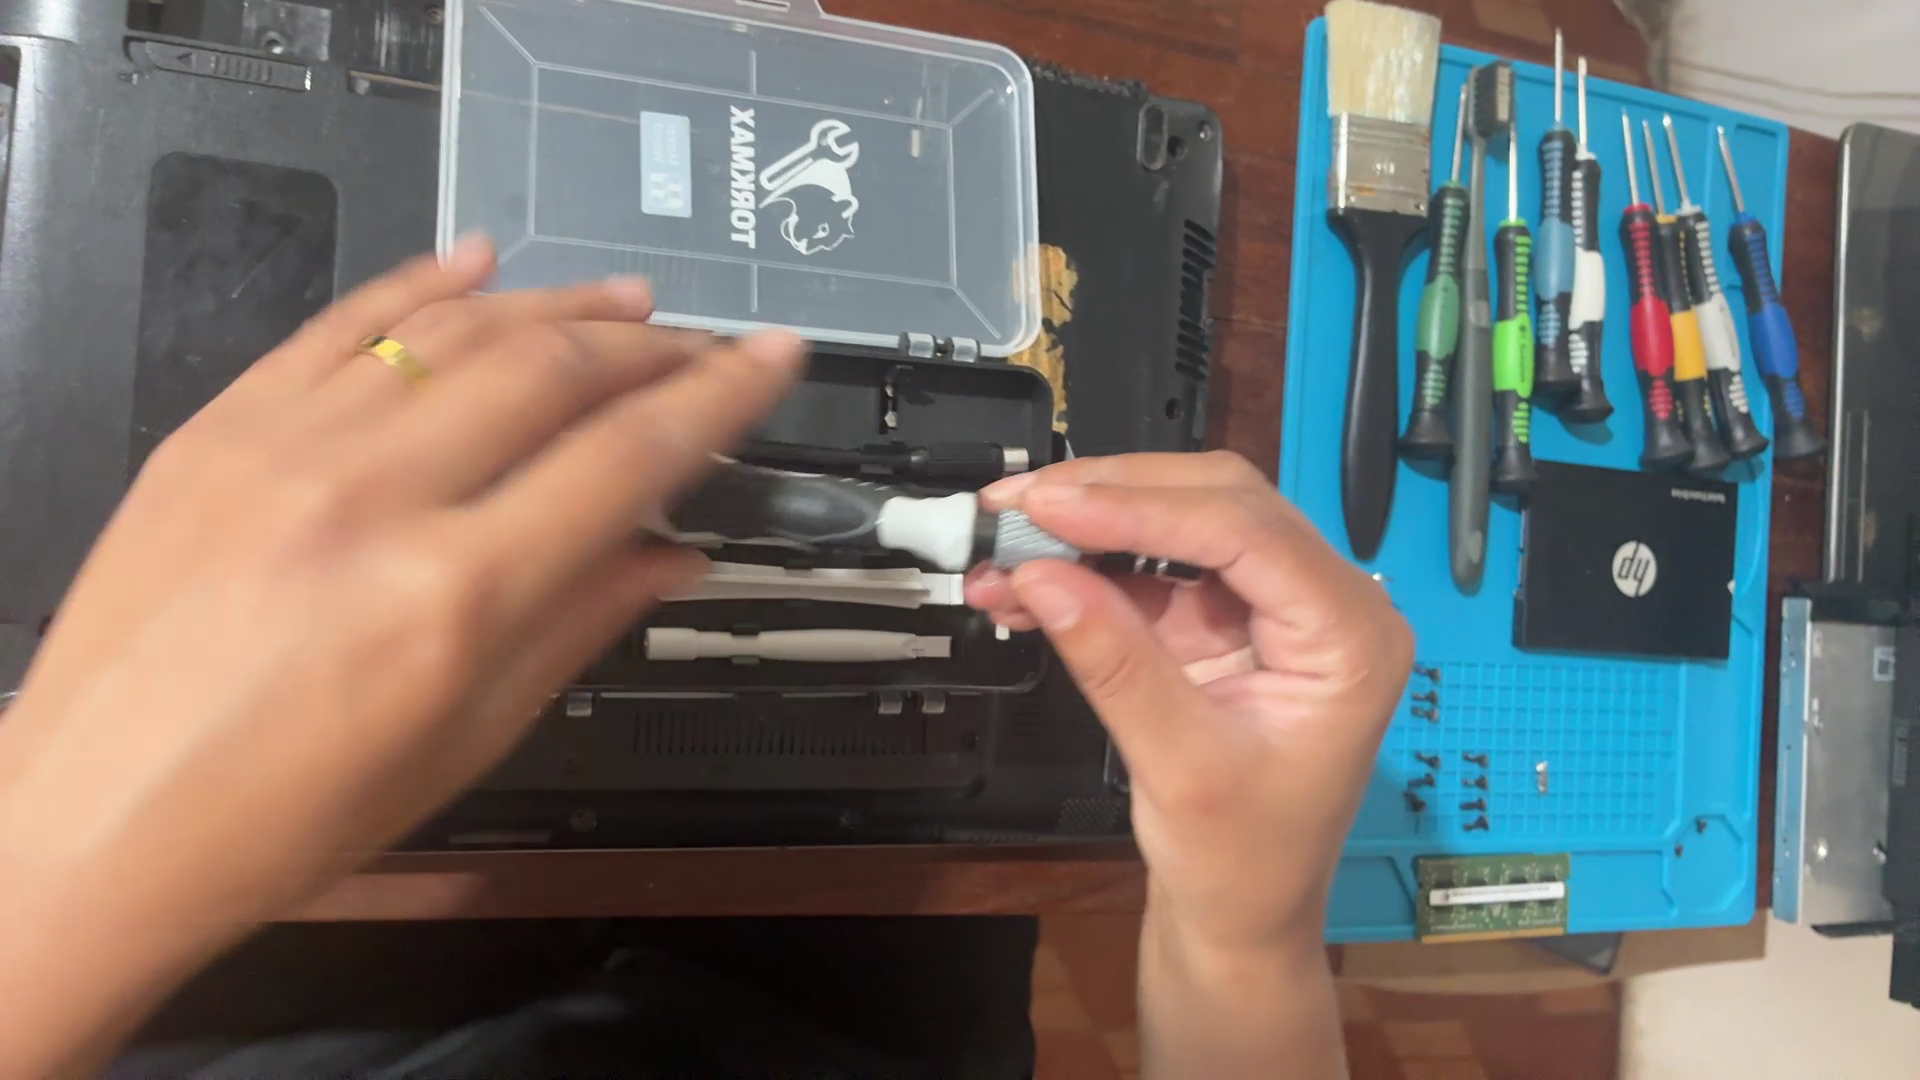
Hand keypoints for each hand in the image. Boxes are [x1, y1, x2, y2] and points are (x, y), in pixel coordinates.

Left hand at [0, 236, 803, 1072]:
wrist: (78, 834)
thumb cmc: (307, 809)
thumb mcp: (484, 727)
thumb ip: (591, 616)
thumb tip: (677, 551)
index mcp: (460, 592)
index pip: (630, 456)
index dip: (722, 394)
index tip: (774, 356)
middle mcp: (374, 499)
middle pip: (556, 372)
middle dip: (656, 348)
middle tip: (708, 346)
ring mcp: (284, 448)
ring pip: (461, 332)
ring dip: (566, 305)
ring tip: (634, 300)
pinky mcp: (218, 429)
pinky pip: (338, 325)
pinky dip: (425, 280)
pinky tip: (485, 257)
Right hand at [965, 452, 1411, 952]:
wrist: (1240, 905)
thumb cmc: (1239, 858)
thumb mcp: (1179, 767)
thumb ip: (1114, 662)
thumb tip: (1038, 575)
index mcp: (1349, 634)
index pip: (1245, 533)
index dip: (1140, 509)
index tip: (1046, 506)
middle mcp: (1318, 597)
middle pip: (1215, 501)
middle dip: (1109, 495)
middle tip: (1017, 504)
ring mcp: (1265, 600)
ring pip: (1174, 517)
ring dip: (1087, 526)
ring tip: (1005, 541)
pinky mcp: (1214, 613)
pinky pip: (1144, 565)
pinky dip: (1083, 566)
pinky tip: (1024, 582)